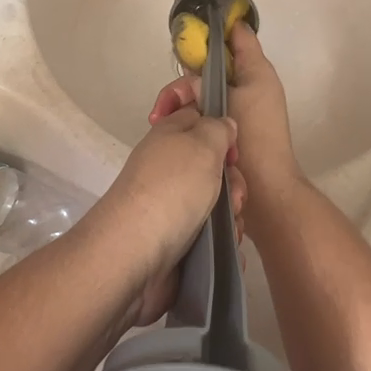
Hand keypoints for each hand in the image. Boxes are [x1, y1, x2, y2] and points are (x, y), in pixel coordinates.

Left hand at [89, 104, 235, 288]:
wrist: (135, 253)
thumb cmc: (172, 189)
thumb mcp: (202, 144)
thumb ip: (218, 129)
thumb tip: (223, 126)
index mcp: (169, 137)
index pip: (196, 117)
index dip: (218, 127)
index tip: (232, 146)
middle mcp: (168, 168)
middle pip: (211, 165)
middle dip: (231, 181)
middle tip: (235, 197)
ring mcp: (171, 205)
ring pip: (214, 202)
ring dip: (231, 214)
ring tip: (233, 230)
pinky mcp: (176, 239)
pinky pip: (209, 233)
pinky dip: (223, 241)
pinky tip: (230, 247)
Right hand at [149, 22, 301, 195]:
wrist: (267, 190)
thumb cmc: (256, 134)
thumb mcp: (236, 93)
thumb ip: (214, 73)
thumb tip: (199, 61)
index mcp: (256, 71)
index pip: (237, 36)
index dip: (214, 30)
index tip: (188, 34)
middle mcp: (246, 86)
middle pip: (206, 71)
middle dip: (182, 84)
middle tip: (164, 105)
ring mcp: (234, 111)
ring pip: (199, 95)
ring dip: (178, 104)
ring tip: (159, 122)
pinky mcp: (224, 132)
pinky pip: (201, 115)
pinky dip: (186, 119)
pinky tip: (167, 130)